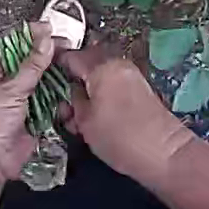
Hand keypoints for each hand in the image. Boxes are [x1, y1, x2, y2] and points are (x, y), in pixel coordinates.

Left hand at [0, 21, 54, 182]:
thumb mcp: (10, 89)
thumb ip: (32, 65)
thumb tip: (45, 40)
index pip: (11, 42)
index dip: (29, 34)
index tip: (49, 29)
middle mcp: (4, 81)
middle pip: (29, 60)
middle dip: (47, 54)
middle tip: (65, 48)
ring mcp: (18, 98)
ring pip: (41, 80)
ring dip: (55, 76)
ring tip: (69, 69)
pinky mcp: (31, 115)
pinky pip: (48, 101)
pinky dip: (58, 98)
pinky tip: (66, 94)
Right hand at [57, 42, 193, 185]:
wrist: (164, 153)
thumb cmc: (119, 137)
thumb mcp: (85, 121)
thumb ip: (75, 100)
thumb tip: (71, 89)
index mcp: (101, 67)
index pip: (71, 56)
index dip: (55, 64)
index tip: (43, 76)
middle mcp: (116, 64)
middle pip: (86, 62)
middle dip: (72, 78)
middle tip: (60, 98)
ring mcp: (130, 74)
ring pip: (99, 74)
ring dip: (87, 87)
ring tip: (76, 113)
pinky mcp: (138, 88)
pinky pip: (112, 82)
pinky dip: (101, 92)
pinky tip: (93, 114)